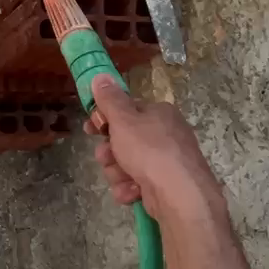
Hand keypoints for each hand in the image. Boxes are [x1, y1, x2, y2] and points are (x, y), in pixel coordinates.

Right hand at [85, 74, 228, 231]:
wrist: (178, 193)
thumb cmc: (150, 150)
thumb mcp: (124, 120)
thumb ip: (109, 100)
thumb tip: (100, 76)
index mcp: (159, 114)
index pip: (125, 111)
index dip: (104, 120)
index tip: (90, 129)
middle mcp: (164, 134)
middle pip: (121, 140)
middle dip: (109, 152)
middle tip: (108, 156)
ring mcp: (164, 160)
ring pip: (123, 163)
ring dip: (116, 172)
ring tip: (124, 177)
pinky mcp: (161, 183)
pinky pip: (132, 182)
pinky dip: (128, 188)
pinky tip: (133, 191)